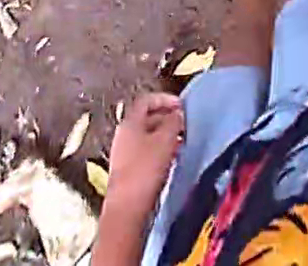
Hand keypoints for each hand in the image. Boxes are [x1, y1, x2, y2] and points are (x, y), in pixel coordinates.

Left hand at [105, 92, 183, 208]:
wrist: (127, 209)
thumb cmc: (145, 170)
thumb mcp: (164, 142)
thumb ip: (173, 123)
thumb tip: (177, 113)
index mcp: (130, 121)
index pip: (146, 100)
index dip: (164, 99)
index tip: (181, 105)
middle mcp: (124, 132)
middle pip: (146, 117)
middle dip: (166, 117)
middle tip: (184, 123)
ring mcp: (123, 152)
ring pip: (147, 135)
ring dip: (164, 135)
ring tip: (182, 141)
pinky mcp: (127, 169)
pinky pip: (145, 150)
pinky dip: (159, 149)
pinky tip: (171, 159)